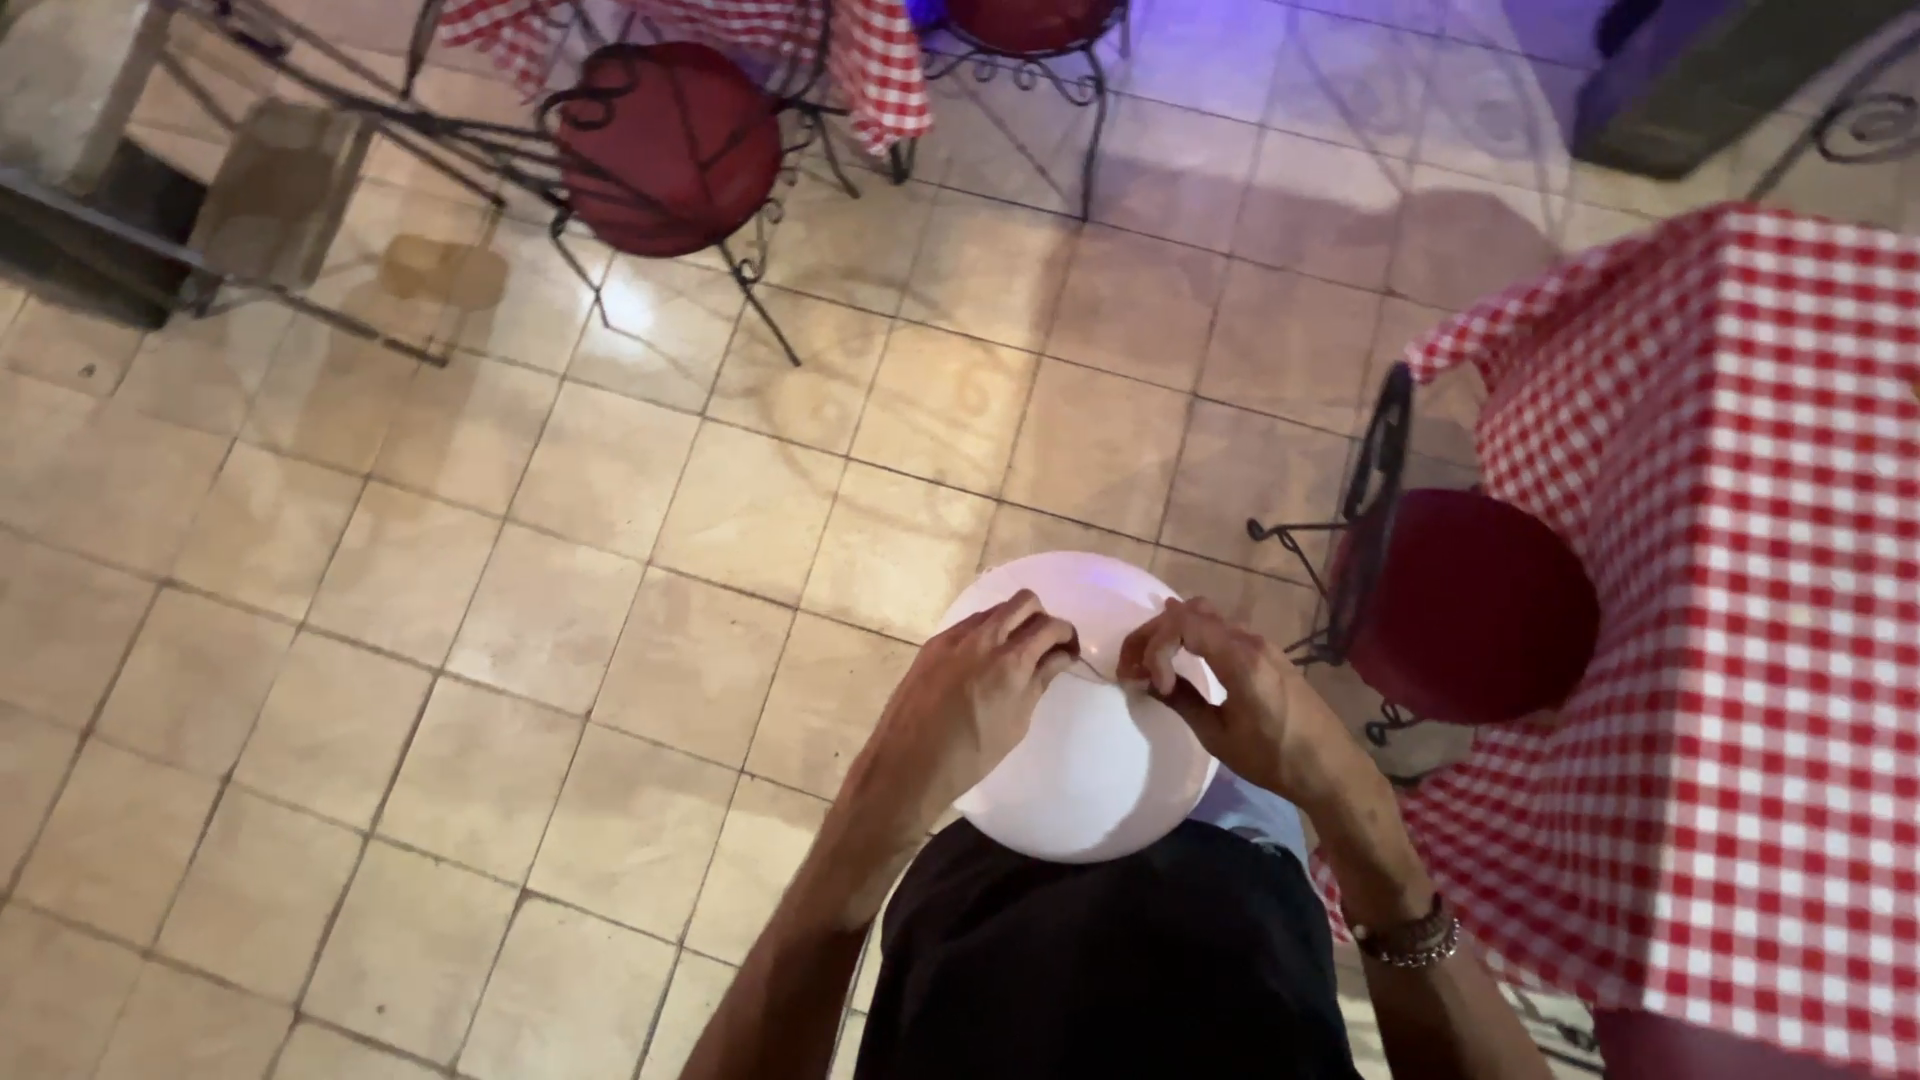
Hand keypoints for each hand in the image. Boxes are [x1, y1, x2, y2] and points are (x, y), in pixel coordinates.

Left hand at [819, 591, 1078, 913]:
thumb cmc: (971, 754)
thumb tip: (1059, 656)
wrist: (908, 762)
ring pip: (994, 609)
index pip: (1049, 625)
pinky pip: (969, 624)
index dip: (1066, 634)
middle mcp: (983, 638)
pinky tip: (982, 662)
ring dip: (1012, 622)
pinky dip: (985, 633)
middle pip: (1024, 601)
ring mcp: (954, 637)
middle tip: (1044, 646)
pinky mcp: (933, 644)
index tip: (1068, 651)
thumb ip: (1039, 681)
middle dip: (1041, 618)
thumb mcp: (1016, 721)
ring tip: (1013, 655)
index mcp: (1010, 661)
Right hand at [1117, 596, 1374, 816]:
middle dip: (1152, 636)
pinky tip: (1179, 658)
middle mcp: (1251, 640)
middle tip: (1131, 668)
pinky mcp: (1266, 653)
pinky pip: (1219, 629)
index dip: (1156, 649)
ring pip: (1204, 616)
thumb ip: (1180, 701)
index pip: (1182, 623)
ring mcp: (1261, 643)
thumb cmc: (1274, 759)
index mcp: (1241, 659)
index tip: (1157, 686)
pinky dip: (1191, 637)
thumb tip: (1148, 682)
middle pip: (1188, 613)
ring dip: (1170, 634)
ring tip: (1150, 663)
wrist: (1332, 770)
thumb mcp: (1218, 736)